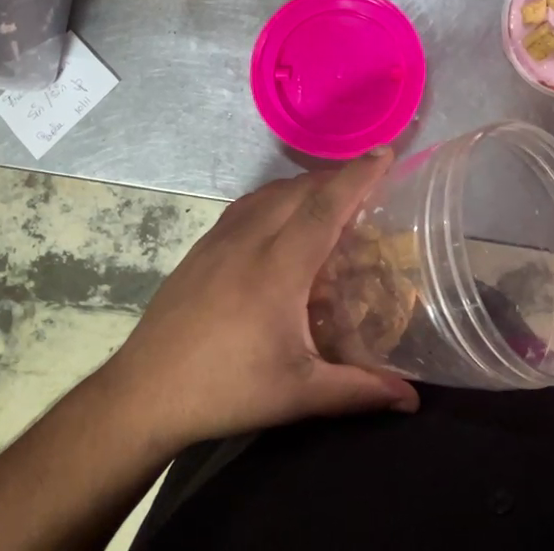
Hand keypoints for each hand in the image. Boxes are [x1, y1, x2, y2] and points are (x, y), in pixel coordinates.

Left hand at [99, 151, 419, 453]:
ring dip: (306, 186)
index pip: (325, 205)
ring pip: (271, 193)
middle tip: (370, 183)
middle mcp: (250, 239)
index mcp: (279, 266)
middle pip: (300, 190)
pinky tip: (281, 221)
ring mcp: (220, 240)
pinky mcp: (201, 248)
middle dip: (338, 177)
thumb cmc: (226, 390)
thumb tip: (411, 400)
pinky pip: (248, 205)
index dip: (358, 176)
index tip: (385, 153)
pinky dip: (276, 198)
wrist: (142, 394)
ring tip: (331, 200)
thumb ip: (358, 390)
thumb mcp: (298, 394)